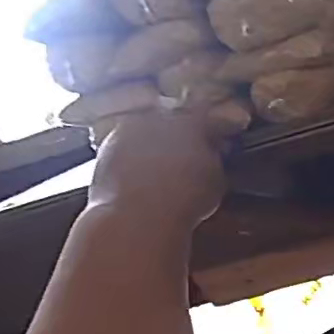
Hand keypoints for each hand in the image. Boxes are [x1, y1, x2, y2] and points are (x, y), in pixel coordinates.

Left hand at [86, 107, 225, 228]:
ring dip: (161, 144)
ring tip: (173, 164)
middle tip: (200, 150)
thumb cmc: (186, 196)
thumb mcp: (217, 178)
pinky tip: (150, 175)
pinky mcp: (103, 151)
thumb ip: (216, 157)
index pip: (210, 118)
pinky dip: (141, 157)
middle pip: (174, 121)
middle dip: (188, 134)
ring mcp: (125, 133)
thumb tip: (213, 151)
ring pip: (149, 133)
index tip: (230, 136)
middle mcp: (153, 119)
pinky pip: (130, 148)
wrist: (136, 215)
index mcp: (188, 121)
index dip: (223, 128)